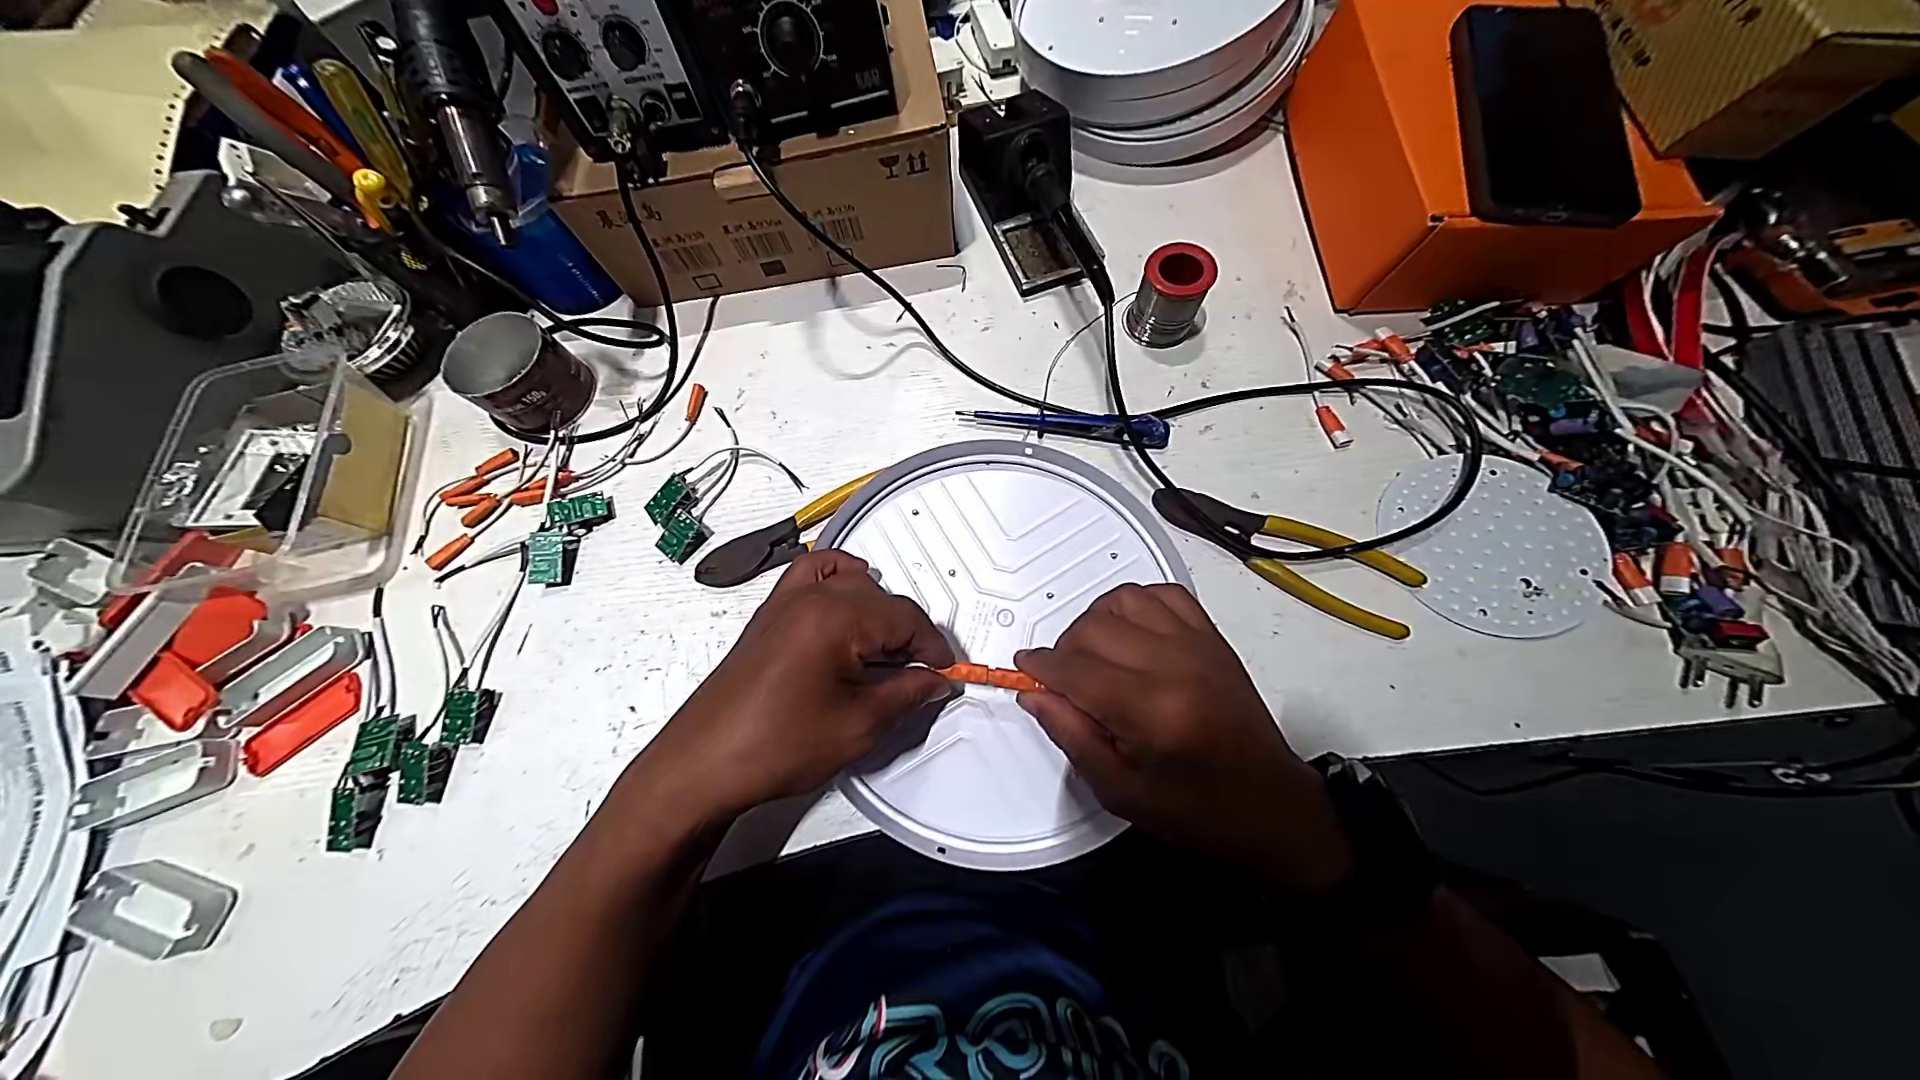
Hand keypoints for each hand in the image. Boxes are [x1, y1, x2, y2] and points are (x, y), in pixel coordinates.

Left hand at [626, 550, 954, 826]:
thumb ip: (906, 695)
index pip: (906, 618)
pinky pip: (812, 572)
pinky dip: (838, 576)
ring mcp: (786, 602)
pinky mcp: (770, 614)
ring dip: (879, 610)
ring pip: (853, 583)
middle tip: (919, 674)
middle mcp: (809, 599)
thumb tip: (932, 681)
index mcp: (835, 619)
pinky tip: (849, 592)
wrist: (703, 765)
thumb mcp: (858, 727)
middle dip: (909, 635)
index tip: (943, 671)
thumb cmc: (766, 748)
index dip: (933, 647)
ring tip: (887, 650)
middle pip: (882, 599)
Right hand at [1015, 583, 1353, 894]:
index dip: (1041, 667)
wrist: (1269, 806)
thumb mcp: (1120, 790)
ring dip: (1095, 621)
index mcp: (1153, 712)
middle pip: (1093, 629)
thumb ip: (1071, 735)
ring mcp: (1198, 646)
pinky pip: (1164, 593)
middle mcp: (1177, 667)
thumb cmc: (1199, 809)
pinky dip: (1136, 602)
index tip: (1028, 669)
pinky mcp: (1212, 638)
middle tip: (1062, 678)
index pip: (1076, 669)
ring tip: (1093, 652)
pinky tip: (1129, 629)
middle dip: (1064, 650)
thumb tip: (1035, 693)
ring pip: (1123, 600)